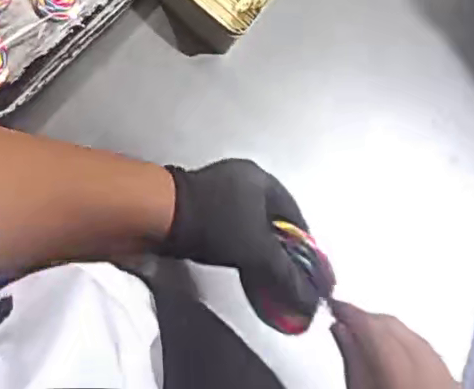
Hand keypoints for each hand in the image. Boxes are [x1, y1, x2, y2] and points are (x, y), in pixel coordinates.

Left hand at [160, 159, 319, 328]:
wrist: (165, 214)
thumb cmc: (216, 223)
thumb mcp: (258, 251)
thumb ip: (286, 274)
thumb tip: (308, 298)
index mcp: (260, 177)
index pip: (293, 209)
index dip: (303, 239)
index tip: (308, 265)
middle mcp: (242, 176)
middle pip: (271, 215)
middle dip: (280, 244)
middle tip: (287, 270)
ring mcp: (220, 185)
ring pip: (250, 220)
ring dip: (259, 244)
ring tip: (265, 271)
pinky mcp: (202, 199)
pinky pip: (232, 223)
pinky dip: (240, 242)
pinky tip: (240, 261)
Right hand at [329, 301, 458, 388]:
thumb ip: (352, 360)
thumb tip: (340, 326)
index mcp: (399, 369)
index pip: (371, 324)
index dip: (348, 310)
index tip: (332, 304)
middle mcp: (428, 366)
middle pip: (394, 326)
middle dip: (369, 319)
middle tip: (346, 321)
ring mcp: (448, 376)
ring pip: (415, 337)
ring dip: (391, 331)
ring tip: (369, 338)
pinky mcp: (456, 383)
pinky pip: (432, 356)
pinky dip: (413, 348)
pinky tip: (399, 355)